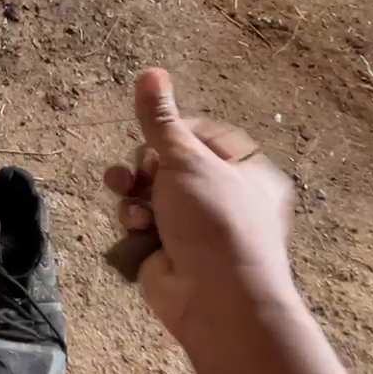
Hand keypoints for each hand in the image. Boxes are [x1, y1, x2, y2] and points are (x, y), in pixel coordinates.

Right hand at [104, 69, 295, 349]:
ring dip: (133, 189)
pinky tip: (134, 224)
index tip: (158, 136)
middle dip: (144, 164)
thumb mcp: (185, 159)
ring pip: (149, 188)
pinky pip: (141, 217)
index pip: (202, 133)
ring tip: (125, 192)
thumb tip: (150, 72)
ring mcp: (195, 224)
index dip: (174, 132)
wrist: (215, 301)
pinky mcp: (169, 246)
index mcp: (247, 171)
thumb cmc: (214, 222)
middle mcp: (223, 195)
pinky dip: (134, 218)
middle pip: (168, 160)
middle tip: (141, 170)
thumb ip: (160, 118)